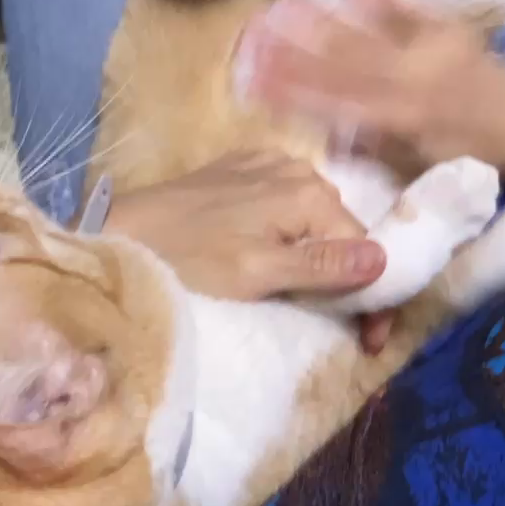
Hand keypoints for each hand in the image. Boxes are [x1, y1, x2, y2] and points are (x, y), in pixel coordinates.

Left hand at [104, 151, 385, 301]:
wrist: (121, 229)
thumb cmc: (188, 259)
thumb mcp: (256, 274)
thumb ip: (321, 266)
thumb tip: (384, 258)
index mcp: (308, 192)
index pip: (364, 246)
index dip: (373, 297)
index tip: (369, 343)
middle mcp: (298, 168)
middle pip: (341, 229)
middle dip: (346, 275)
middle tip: (335, 322)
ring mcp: (269, 162)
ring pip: (315, 216)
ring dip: (317, 253)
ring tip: (303, 291)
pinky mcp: (244, 166)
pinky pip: (287, 201)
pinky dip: (291, 231)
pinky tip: (274, 252)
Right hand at [247, 0, 504, 170]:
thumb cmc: (471, 153)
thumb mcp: (419, 162)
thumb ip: (373, 145)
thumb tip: (328, 130)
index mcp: (400, 117)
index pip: (333, 101)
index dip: (291, 89)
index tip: (256, 78)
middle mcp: (410, 80)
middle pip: (340, 61)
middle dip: (295, 47)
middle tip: (258, 30)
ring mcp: (429, 49)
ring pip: (365, 33)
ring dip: (324, 17)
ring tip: (287, 1)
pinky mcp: (447, 29)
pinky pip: (409, 8)